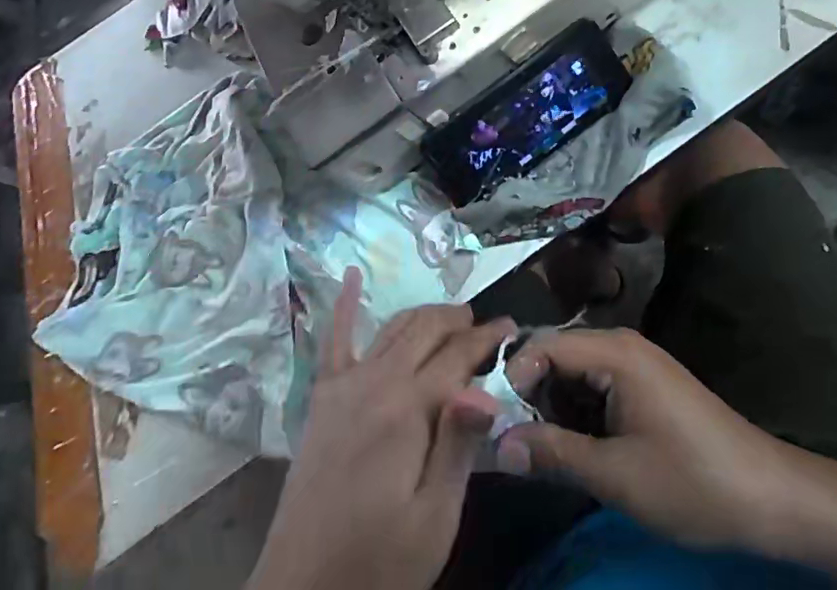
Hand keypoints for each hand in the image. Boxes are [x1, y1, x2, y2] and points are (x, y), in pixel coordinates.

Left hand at [248, 270, 514, 589]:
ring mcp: (342, 387)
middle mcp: (374, 382)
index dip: (489, 338)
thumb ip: (459, 444)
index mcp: (407, 410)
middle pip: (425, 329)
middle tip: (488, 327)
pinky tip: (351, 275)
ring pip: (392, 327)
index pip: (458, 354)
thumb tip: (486, 386)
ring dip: (425, 314)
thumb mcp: (435, 517)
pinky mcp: (321, 400)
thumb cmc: (379, 563)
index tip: (514, 329)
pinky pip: (333, 341)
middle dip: (460, 320)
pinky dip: (344, 305)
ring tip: (453, 318)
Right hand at [495, 327, 791, 550]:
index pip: (542, 344)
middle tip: (500, 435)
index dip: (510, 376)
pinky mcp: (646, 386)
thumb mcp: (615, 474)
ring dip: (549, 404)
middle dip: (526, 392)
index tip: (488, 418)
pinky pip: (595, 385)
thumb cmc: (691, 481)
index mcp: (616, 352)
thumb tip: (496, 444)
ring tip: (525, 444)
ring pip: (574, 372)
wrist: (769, 497)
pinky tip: (564, 444)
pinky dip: (574, 410)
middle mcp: (623, 345)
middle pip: (556, 354)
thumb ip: (553, 453)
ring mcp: (637, 365)